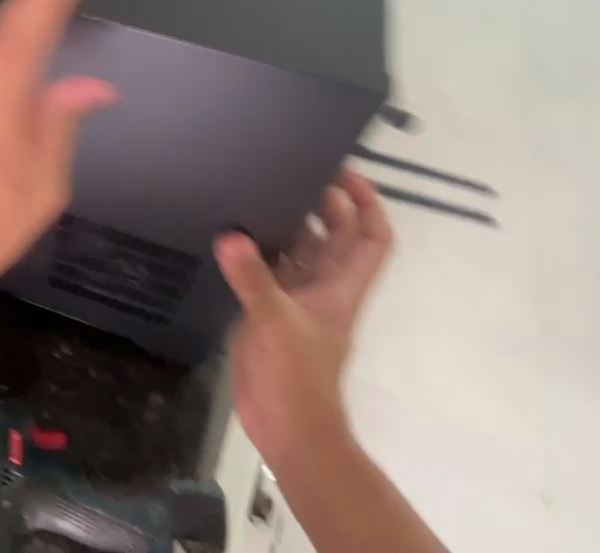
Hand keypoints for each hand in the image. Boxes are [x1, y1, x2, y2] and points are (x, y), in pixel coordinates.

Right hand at [214, 168, 392, 464]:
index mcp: (341, 287)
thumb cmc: (298, 378)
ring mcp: (296, 299)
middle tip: (290, 170)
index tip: (344, 171)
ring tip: (257, 190)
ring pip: (299, 250)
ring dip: (285, 223)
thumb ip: (254, 279)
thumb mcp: (277, 323)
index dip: (367, 203)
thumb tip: (229, 234)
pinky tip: (230, 232)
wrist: (287, 429)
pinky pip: (267, 269)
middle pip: (334, 236)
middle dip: (322, 202)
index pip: (370, 237)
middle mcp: (323, 287)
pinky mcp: (268, 311)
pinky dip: (254, 249)